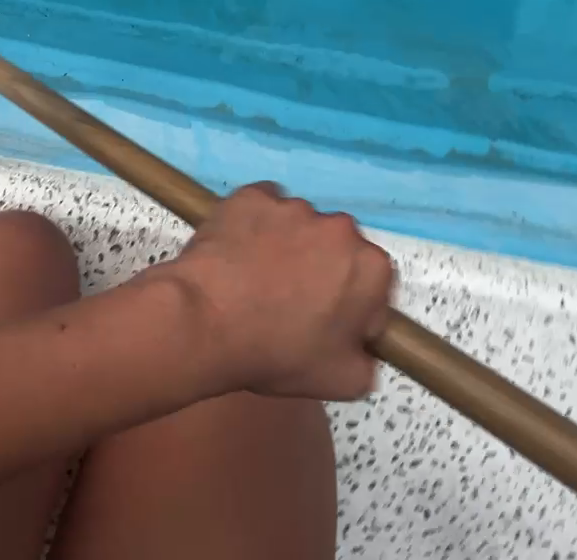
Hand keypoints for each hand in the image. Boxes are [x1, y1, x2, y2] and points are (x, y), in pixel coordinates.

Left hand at [153, 181, 394, 400]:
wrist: (205, 320)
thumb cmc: (278, 353)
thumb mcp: (345, 380)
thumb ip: (368, 359)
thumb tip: (360, 345)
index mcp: (371, 268)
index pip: (371, 288)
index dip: (349, 310)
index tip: (322, 325)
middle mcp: (339, 226)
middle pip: (335, 250)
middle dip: (320, 270)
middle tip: (286, 300)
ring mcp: (292, 206)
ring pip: (297, 226)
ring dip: (285, 245)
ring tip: (254, 276)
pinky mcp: (251, 195)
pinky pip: (260, 207)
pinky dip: (253, 223)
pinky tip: (237, 249)